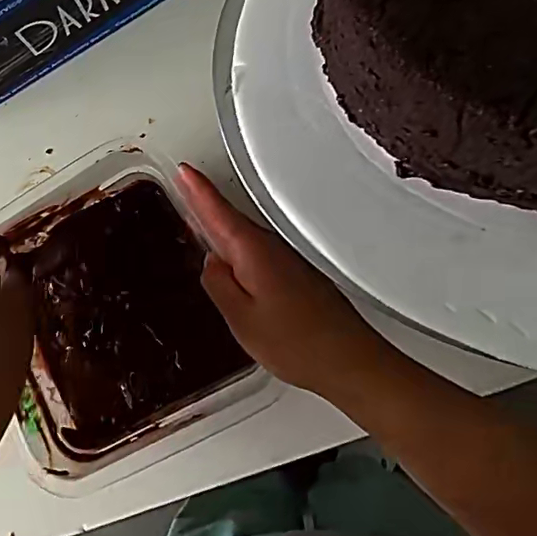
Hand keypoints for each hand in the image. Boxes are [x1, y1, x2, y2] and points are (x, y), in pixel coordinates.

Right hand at [176, 164, 410, 397]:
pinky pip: (256, 250)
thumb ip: (217, 284)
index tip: (184, 171)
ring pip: (243, 235)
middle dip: (205, 200)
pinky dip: (236, 244)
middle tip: (184, 184)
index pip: (219, 213)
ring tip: (195, 216)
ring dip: (219, 222)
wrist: (353, 364)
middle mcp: (273, 252)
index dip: (198, 190)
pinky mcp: (295, 277)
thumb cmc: (300, 345)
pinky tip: (227, 254)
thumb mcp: (240, 317)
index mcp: (255, 255)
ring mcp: (287, 263)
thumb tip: (209, 264)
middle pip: (231, 218)